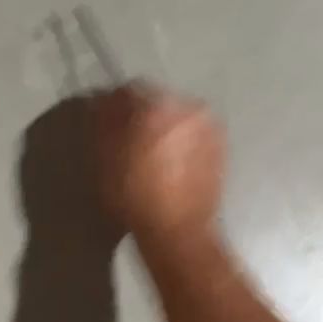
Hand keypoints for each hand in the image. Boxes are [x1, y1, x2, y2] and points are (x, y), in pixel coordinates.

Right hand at [92, 85, 226, 244]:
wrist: (178, 231)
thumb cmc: (133, 198)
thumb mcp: (105, 162)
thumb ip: (103, 124)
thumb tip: (103, 102)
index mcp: (155, 106)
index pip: (128, 90)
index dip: (113, 106)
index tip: (104, 123)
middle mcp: (187, 106)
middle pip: (157, 102)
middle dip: (141, 116)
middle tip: (128, 141)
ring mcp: (208, 125)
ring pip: (177, 117)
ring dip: (164, 129)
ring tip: (152, 156)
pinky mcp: (220, 146)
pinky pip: (194, 134)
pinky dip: (182, 143)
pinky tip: (171, 165)